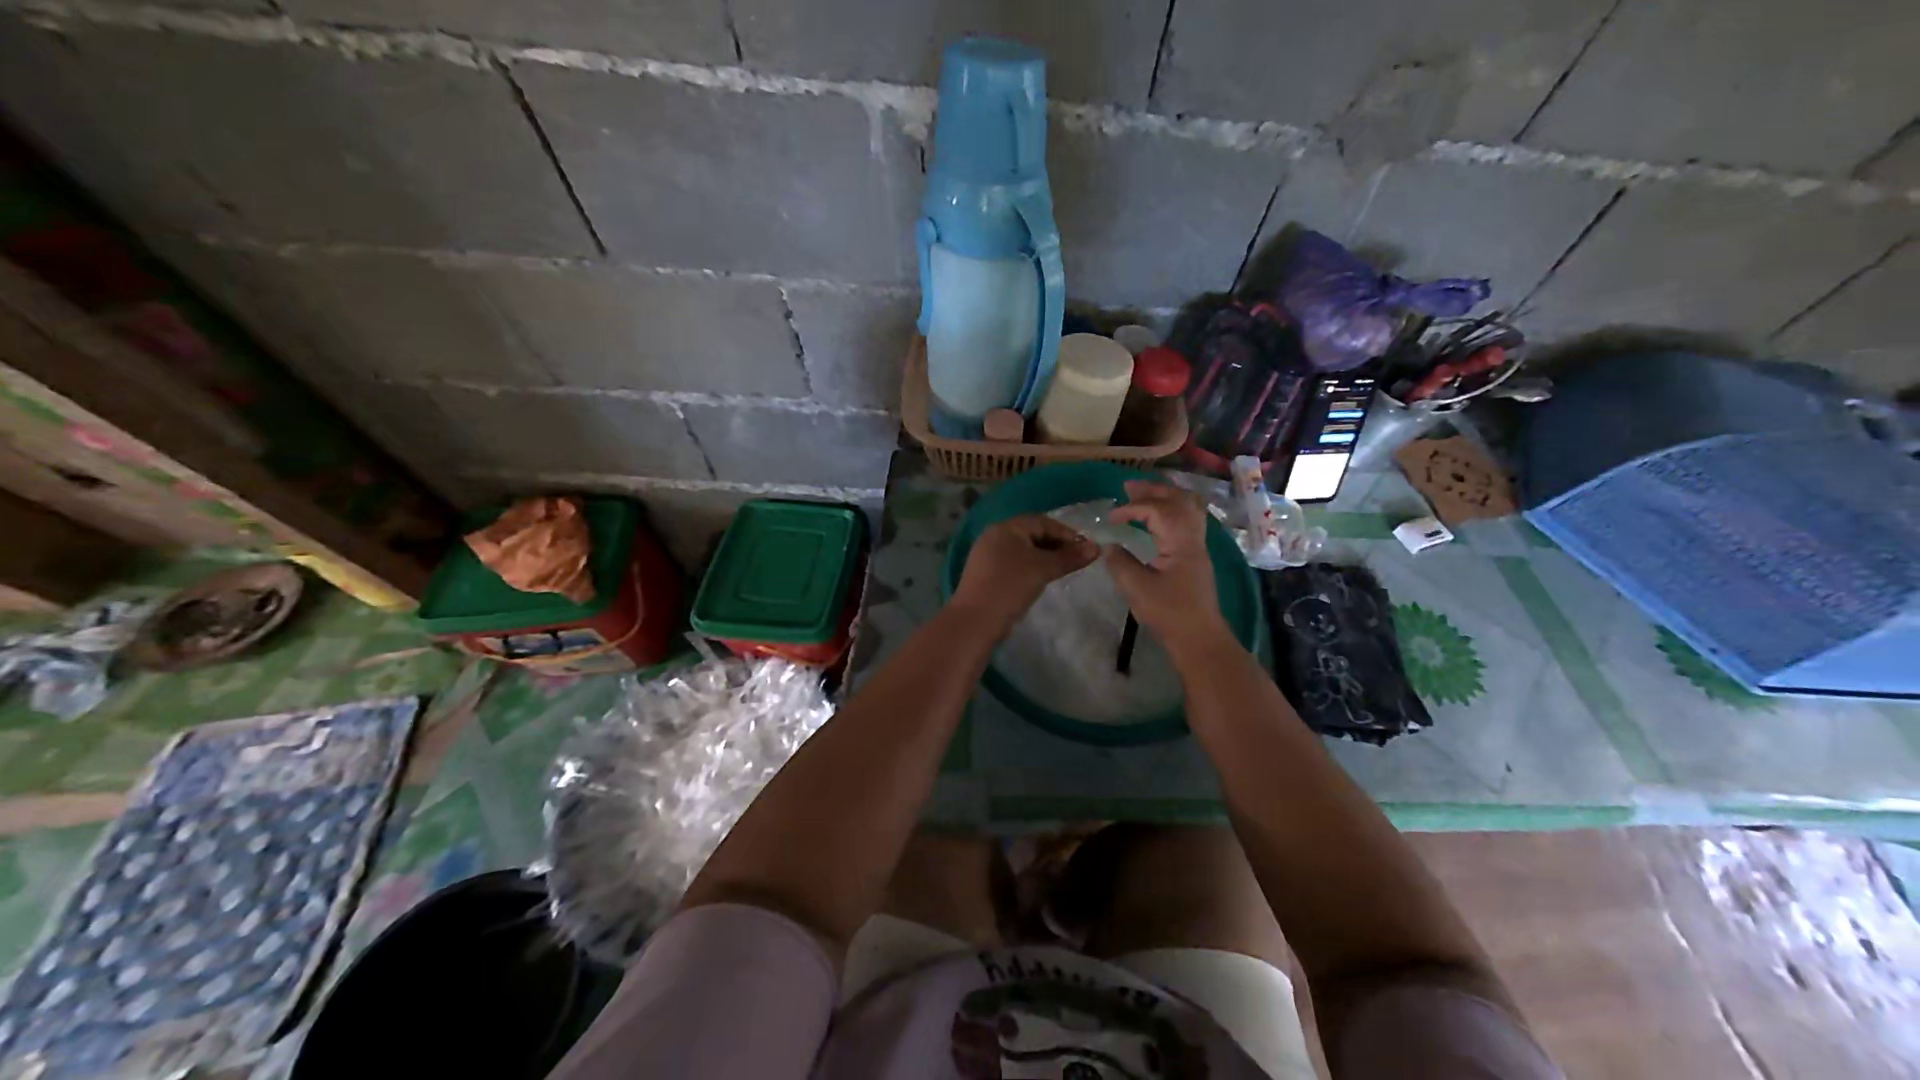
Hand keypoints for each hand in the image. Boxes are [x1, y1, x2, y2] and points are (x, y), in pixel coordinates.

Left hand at [952, 514, 1098, 630]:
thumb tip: (1096, 548)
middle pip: (1031, 533)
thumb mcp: (1043, 569)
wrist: (975, 619)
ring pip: (1022, 550)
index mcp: (1006, 528)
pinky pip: (1013, 563)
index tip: (1085, 548)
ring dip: (1044, 557)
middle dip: (1056, 544)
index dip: (1066, 533)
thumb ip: (1070, 557)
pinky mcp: (985, 573)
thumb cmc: (1011, 586)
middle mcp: (994, 536)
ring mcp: (986, 555)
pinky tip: (1040, 579)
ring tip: (1062, 570)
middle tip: (1076, 560)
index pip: (1042, 521)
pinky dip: (1030, 567)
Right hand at [1105, 481, 1229, 649]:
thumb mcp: (1137, 589)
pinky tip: (1158, 519)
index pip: (1157, 510)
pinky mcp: (1196, 557)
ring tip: (1144, 494)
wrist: (1199, 638)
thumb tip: (1109, 546)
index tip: (1111, 517)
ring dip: (1166, 497)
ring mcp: (1198, 547)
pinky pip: (1189, 521)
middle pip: (1178, 501)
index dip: (1132, 508)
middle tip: (1128, 487)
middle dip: (1153, 491)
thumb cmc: (1169, 613)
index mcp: (1180, 542)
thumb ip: (1120, 563)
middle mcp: (1193, 538)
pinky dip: (1172, 511)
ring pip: (1188, 509)